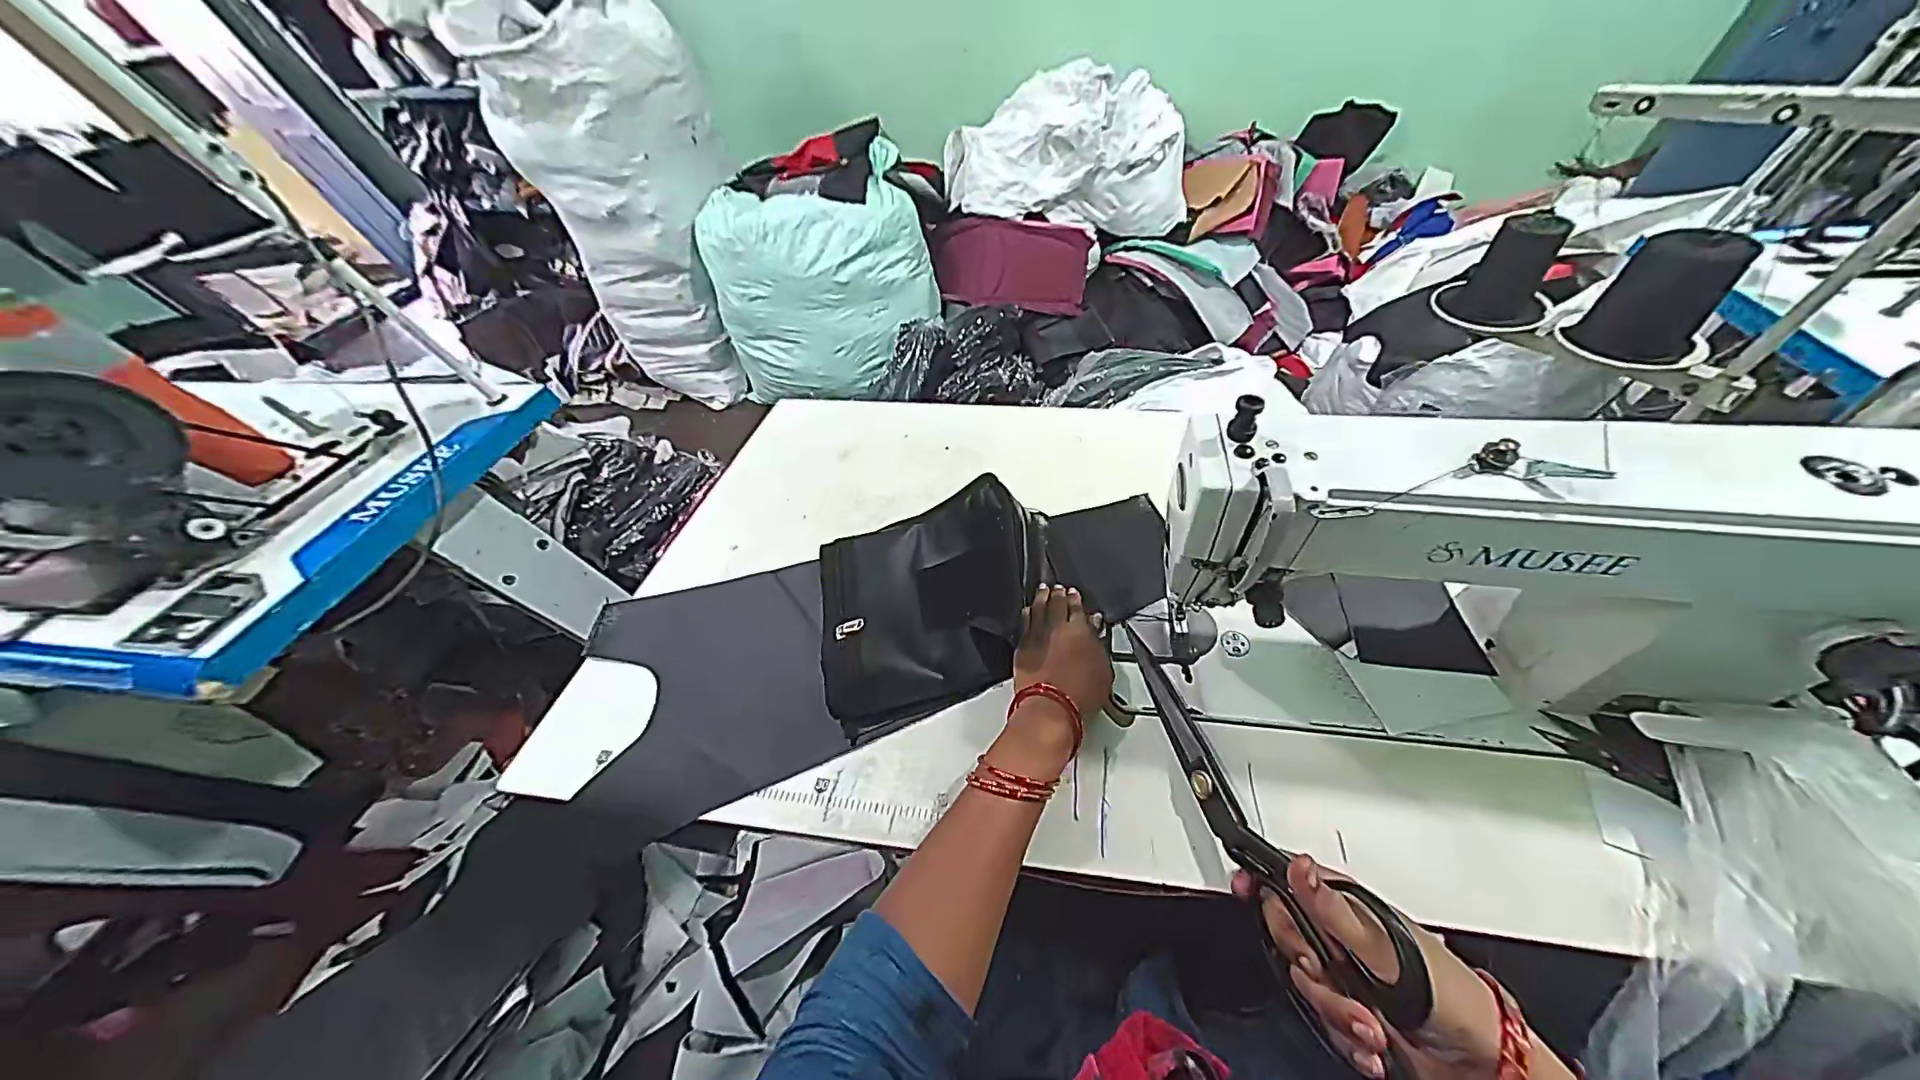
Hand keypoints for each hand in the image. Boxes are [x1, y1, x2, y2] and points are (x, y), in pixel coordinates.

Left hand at [1012, 585, 1111, 716]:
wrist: (1051, 706)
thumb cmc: (1081, 694)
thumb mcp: (1103, 671)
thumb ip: (1098, 646)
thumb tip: (1095, 632)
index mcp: (1081, 631)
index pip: (1078, 608)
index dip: (1076, 599)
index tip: (1074, 594)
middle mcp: (1057, 628)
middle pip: (1057, 604)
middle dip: (1058, 594)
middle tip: (1058, 588)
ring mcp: (1037, 636)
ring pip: (1038, 609)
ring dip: (1041, 599)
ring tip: (1042, 591)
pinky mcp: (1023, 647)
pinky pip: (1024, 624)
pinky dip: (1026, 615)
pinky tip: (1026, 610)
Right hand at [1234, 856, 1501, 1079]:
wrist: (1484, 1061)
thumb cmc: (1449, 993)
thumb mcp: (1384, 947)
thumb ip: (1332, 908)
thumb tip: (1297, 865)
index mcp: (1346, 907)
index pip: (1287, 883)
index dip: (1261, 885)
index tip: (1242, 888)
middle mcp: (1339, 936)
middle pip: (1286, 935)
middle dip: (1307, 966)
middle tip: (1326, 972)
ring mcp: (1343, 972)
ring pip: (1304, 983)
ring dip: (1336, 1011)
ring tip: (1371, 1026)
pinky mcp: (1348, 1009)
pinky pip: (1322, 1019)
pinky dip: (1346, 1038)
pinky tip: (1372, 1044)